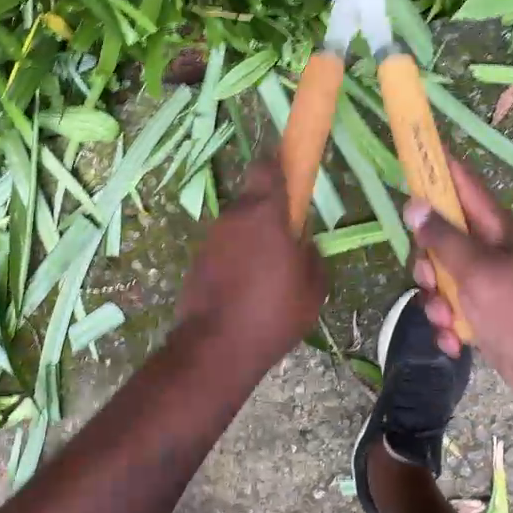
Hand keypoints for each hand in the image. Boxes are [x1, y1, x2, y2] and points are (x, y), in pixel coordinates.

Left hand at [175, 160, 326, 370]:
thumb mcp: (314, 287)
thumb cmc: (273, 312)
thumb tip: (304, 244)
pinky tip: (246, 287)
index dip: (278, 164)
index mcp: (265, 213)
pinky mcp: (197, 260)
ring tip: (267, 271)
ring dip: (251, 236)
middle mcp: (235, 216)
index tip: (291, 173)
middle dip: (268, 209)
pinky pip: (224, 247)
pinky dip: (235, 257)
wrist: (216, 348)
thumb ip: (313, 255)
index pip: (266, 166)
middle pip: (252, 196)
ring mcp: (211, 237)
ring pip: (237, 223)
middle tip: (286, 238)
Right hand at [404, 158, 512, 395]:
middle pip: (438, 234)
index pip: (461, 182)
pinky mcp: (479, 308)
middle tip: (429, 278)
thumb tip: (413, 203)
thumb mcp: (477, 271)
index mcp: (494, 226)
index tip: (408, 157)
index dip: (436, 166)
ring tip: (447, 320)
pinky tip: (455, 340)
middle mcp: (487, 246)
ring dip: (435, 300)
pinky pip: (448, 304)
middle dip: (426, 261)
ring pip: (438, 274)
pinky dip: (447, 323)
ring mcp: (483, 278)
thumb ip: (442, 237)